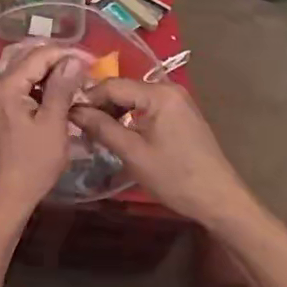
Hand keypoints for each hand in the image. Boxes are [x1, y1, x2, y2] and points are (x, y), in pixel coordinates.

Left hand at [0, 44, 86, 221]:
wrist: (9, 192)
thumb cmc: (33, 161)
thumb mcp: (53, 123)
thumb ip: (61, 88)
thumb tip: (74, 59)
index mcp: (8, 86)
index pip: (39, 55)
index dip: (67, 53)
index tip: (94, 61)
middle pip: (31, 60)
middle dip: (60, 61)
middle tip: (89, 70)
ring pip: (29, 72)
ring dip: (53, 73)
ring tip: (80, 81)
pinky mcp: (4, 108)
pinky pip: (25, 86)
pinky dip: (44, 86)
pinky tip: (63, 94)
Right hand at [69, 78, 255, 226]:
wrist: (220, 201)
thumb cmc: (175, 176)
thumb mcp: (132, 152)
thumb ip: (100, 126)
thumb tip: (72, 110)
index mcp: (159, 94)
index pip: (111, 85)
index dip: (86, 98)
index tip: (66, 114)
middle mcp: (168, 89)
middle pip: (122, 89)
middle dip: (98, 106)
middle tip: (77, 125)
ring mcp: (176, 101)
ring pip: (131, 99)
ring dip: (111, 113)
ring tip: (92, 132)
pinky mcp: (178, 115)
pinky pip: (144, 108)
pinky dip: (127, 118)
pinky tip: (115, 134)